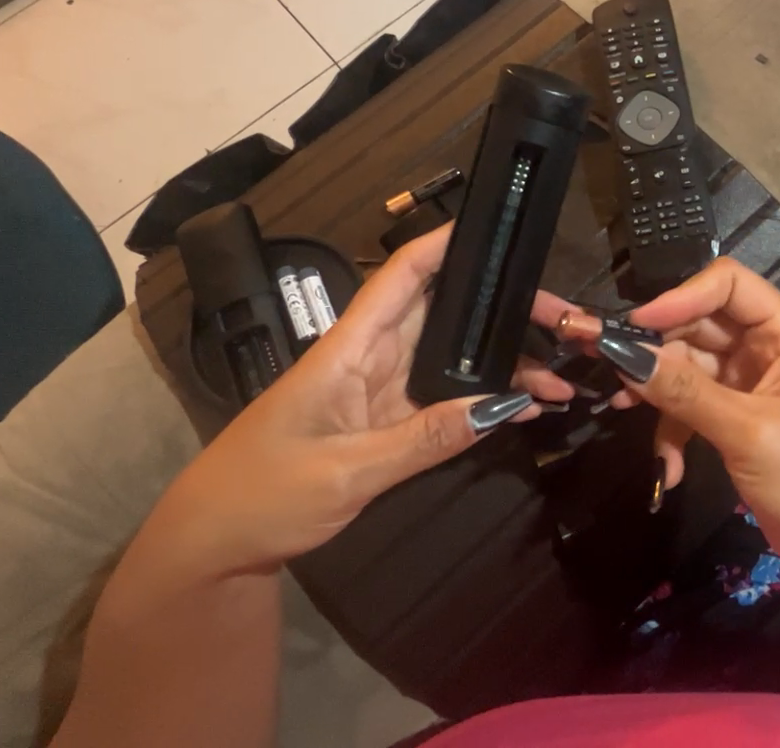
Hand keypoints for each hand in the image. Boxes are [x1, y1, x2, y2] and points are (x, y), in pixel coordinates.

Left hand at [144, 224, 572, 579]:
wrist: (215, 548)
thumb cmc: (262, 494)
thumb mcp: (346, 471)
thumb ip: (425, 440)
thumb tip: (502, 407)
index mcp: (350, 347)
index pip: (403, 277)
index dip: (445, 244)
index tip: (498, 231)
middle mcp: (374, 357)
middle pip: (447, 314)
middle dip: (504, 309)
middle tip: (563, 319)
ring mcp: (387, 390)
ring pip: (457, 358)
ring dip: (506, 363)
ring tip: (561, 377)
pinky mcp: (393, 421)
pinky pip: (451, 401)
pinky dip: (488, 402)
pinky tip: (527, 408)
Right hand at [623, 259, 779, 573]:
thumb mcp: (745, 433)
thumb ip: (684, 392)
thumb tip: (624, 354)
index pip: (729, 284)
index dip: (681, 296)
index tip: (635, 326)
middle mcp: (767, 347)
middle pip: (700, 323)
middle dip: (658, 350)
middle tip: (612, 372)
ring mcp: (749, 381)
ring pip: (688, 365)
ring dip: (658, 393)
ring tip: (624, 412)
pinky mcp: (734, 414)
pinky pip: (690, 403)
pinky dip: (673, 430)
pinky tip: (668, 470)